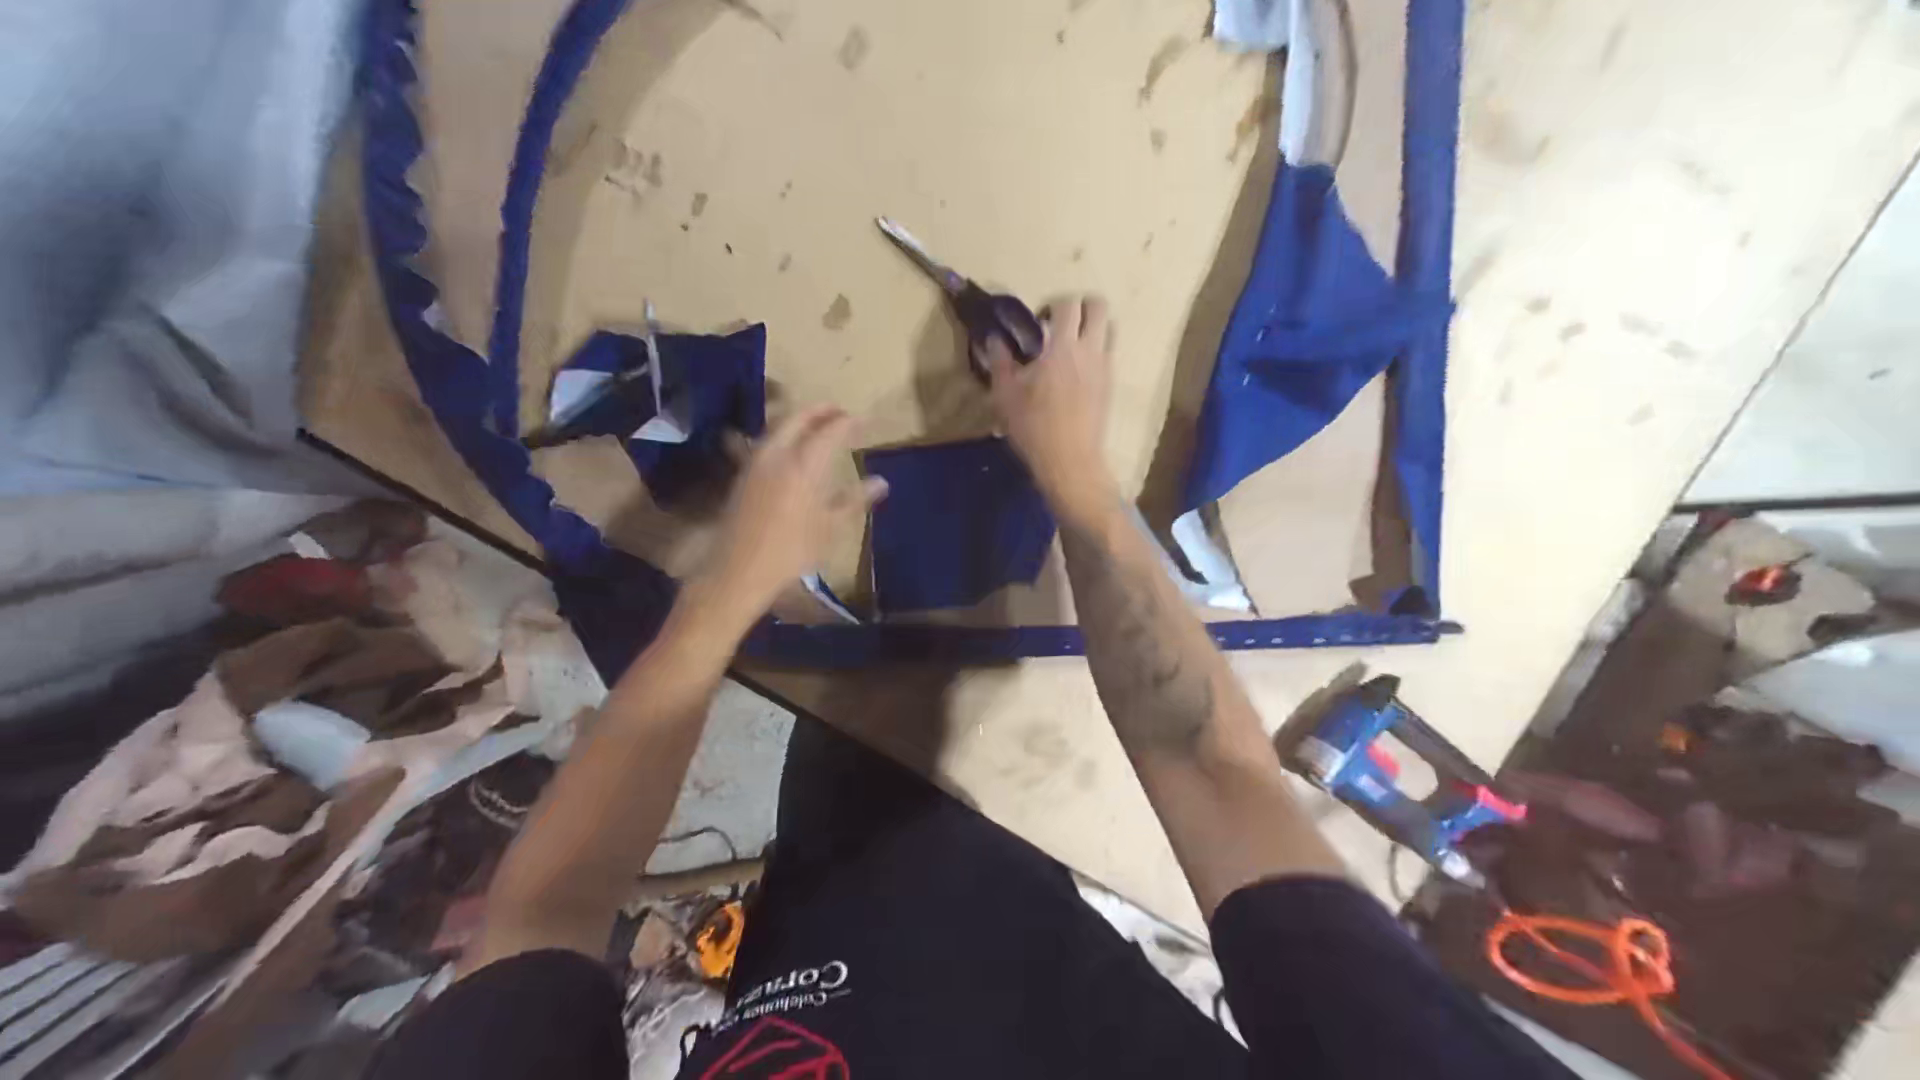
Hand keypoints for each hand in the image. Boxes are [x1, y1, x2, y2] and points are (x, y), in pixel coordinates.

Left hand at [687, 405, 885, 630]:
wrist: (739, 571)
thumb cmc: (792, 551)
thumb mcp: (830, 527)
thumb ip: (855, 499)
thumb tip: (881, 482)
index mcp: (804, 464)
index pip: (830, 430)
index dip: (848, 422)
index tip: (863, 420)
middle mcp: (778, 455)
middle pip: (798, 418)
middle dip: (820, 411)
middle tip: (839, 412)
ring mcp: (755, 463)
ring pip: (778, 428)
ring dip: (799, 420)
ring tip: (816, 425)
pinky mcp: (743, 476)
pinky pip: (766, 443)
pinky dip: (783, 436)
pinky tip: (790, 450)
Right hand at [985, 295, 1118, 519]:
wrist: (1070, 461)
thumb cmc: (1034, 428)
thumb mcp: (1006, 395)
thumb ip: (1000, 362)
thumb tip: (994, 339)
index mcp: (1063, 348)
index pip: (1068, 304)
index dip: (1053, 304)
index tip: (1038, 321)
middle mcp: (1090, 351)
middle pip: (1099, 306)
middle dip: (1081, 306)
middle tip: (1060, 324)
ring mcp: (1105, 367)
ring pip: (1110, 328)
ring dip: (1093, 328)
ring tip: (1071, 347)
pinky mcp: (1110, 385)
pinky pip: (1108, 354)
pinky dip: (1095, 352)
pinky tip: (1075, 374)